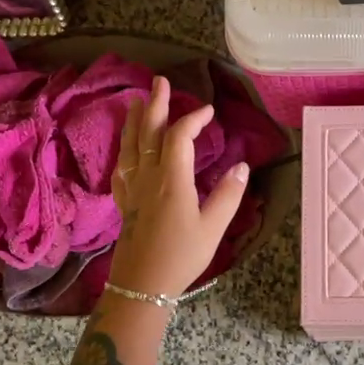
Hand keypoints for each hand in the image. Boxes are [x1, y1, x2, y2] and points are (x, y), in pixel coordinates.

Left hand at [108, 76, 250, 297]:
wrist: (142, 283)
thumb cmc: (181, 256)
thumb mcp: (213, 227)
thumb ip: (228, 195)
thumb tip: (242, 166)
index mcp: (172, 179)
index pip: (180, 137)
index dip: (193, 119)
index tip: (208, 111)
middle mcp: (148, 177)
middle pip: (149, 132)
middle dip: (155, 105)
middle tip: (160, 81)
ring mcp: (132, 189)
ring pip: (131, 146)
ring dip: (135, 121)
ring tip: (136, 102)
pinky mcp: (124, 202)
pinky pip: (121, 167)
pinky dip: (124, 150)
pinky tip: (125, 149)